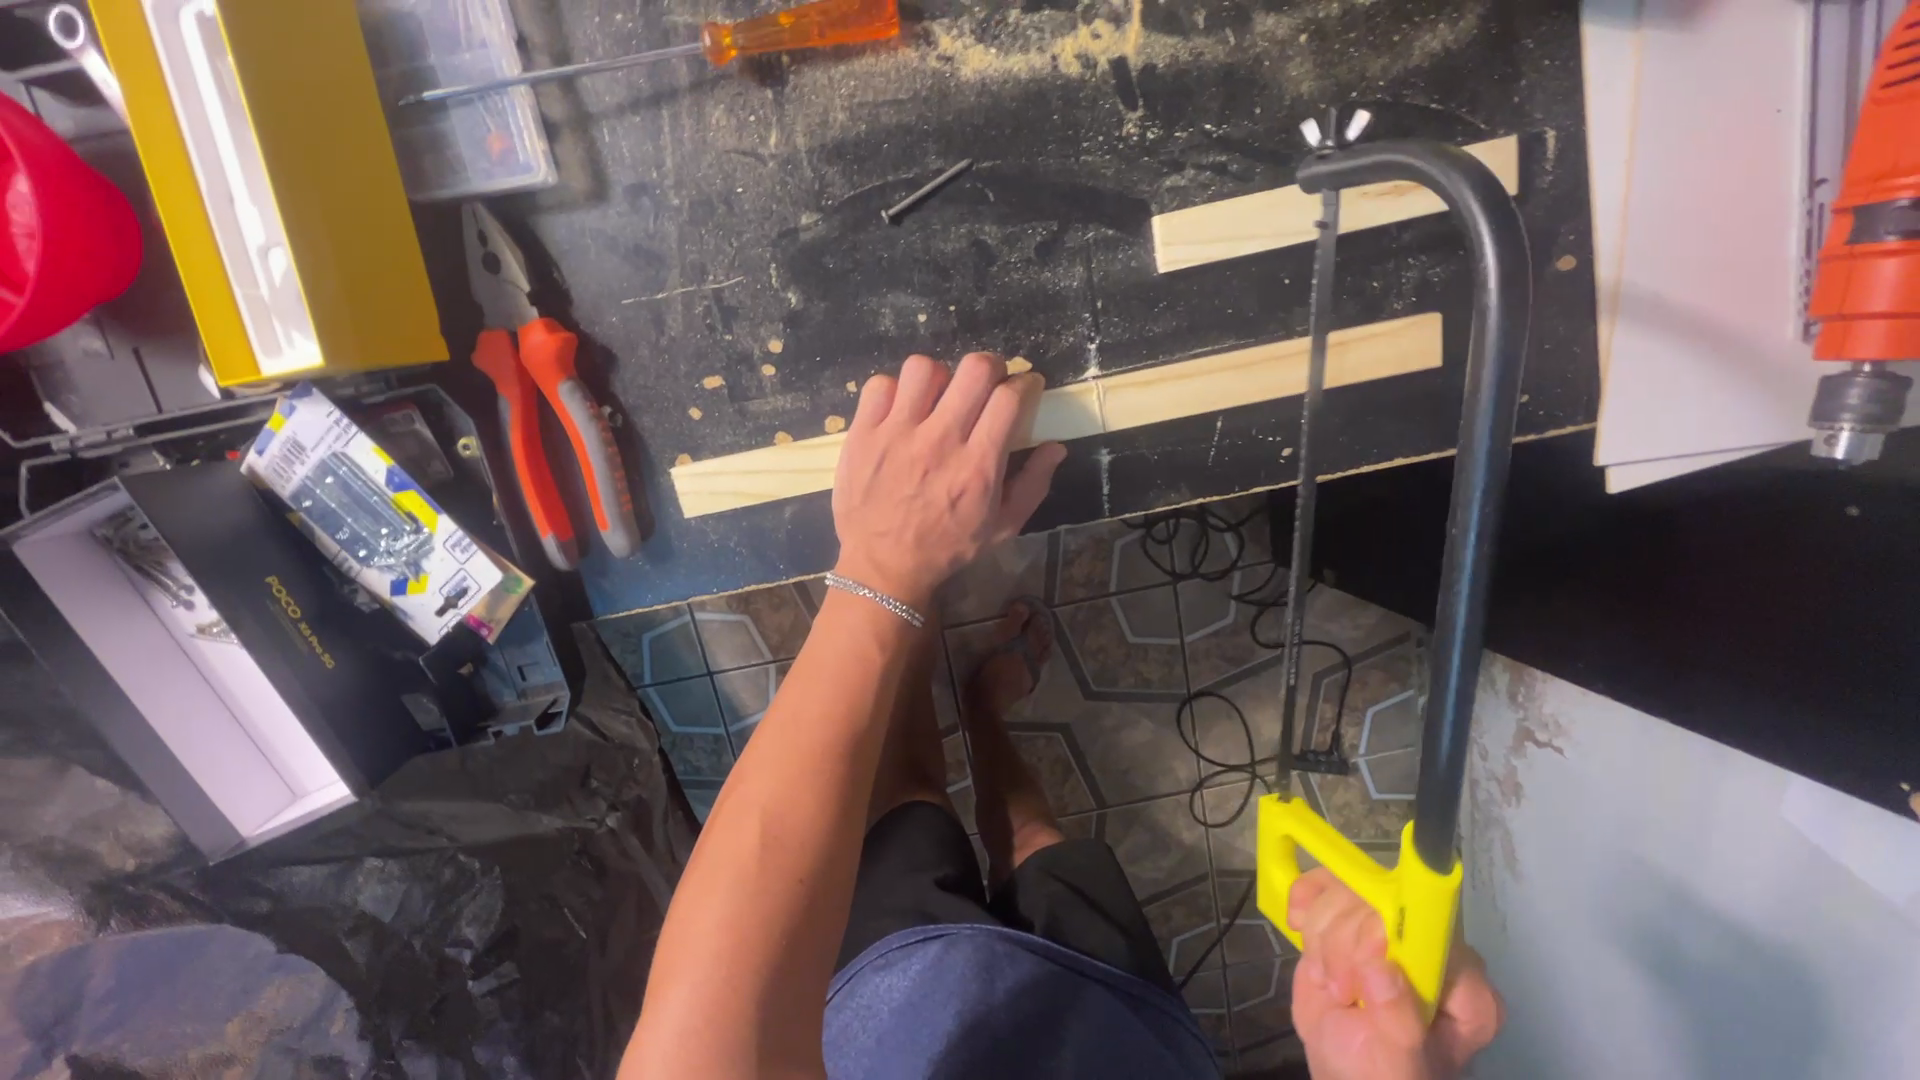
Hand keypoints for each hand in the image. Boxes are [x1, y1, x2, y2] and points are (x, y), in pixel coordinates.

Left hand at [832, 353, 1066, 608]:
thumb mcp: (1001, 528)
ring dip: (940, 377)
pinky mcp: (864, 433)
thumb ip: (1032, 485)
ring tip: (940, 397)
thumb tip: (1056, 446)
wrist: (883, 567)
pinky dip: (895, 390)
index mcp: (978, 466)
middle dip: (991, 368)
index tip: (1024, 389)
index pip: (1009, 398)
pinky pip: (881, 385)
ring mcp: (897, 434)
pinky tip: (903, 410)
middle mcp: (939, 441)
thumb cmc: (947, 548)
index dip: (1024, 383)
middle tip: (987, 385)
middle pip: (974, 370)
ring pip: (925, 368)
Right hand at [1288, 868, 1502, 1079]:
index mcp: (1463, 984)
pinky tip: (1300, 927)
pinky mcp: (1349, 915)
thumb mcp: (1398, 1067)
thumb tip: (1382, 968)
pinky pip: (1324, 881)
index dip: (1387, 935)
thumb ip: (1400, 1024)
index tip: (1359, 974)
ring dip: (1321, 936)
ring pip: (1346, 891)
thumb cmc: (1379, 1078)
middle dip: (1344, 945)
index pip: (1432, 928)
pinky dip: (1304, 900)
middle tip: (1341, 991)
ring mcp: (1388, 925)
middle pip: (1379, 903)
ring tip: (1330, 982)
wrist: (1345, 1074)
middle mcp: (1432, 946)